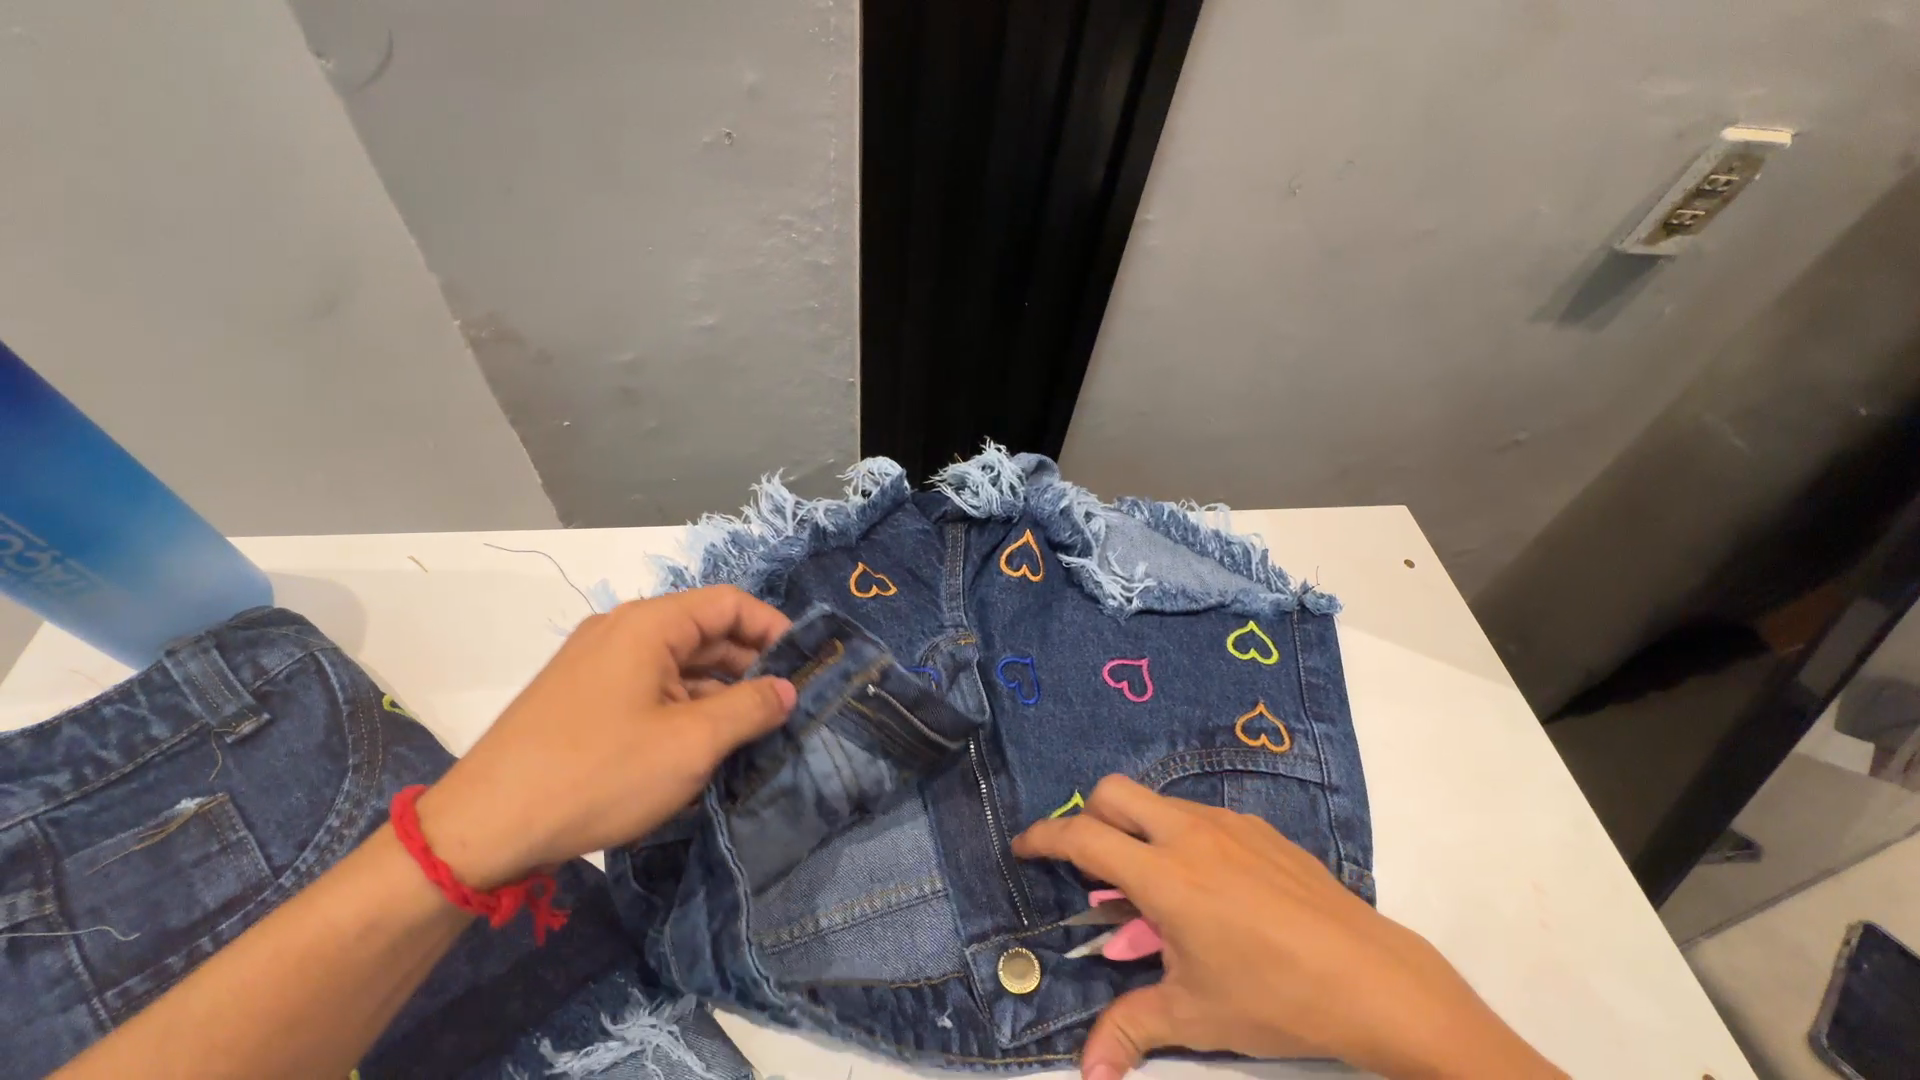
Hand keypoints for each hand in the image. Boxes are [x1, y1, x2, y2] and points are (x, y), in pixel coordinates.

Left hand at [416, 586, 795, 887]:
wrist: (484, 828)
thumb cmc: (599, 774)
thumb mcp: (691, 744)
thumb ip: (750, 708)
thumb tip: (787, 689)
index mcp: (648, 625)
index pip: (730, 604)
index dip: (775, 629)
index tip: (806, 668)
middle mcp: (622, 631)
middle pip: (705, 633)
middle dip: (751, 668)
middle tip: (787, 710)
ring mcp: (598, 665)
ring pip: (679, 665)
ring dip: (720, 693)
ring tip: (753, 737)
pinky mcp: (584, 698)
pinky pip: (651, 689)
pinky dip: (685, 709)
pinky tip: (704, 749)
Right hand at [1012, 775, 1564, 1079]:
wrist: (1373, 980)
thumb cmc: (1274, 998)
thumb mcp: (1195, 1016)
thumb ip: (1130, 1030)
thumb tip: (1088, 1071)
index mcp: (1162, 875)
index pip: (1084, 839)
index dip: (1044, 837)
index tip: (1023, 847)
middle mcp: (1188, 834)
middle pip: (1114, 791)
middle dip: (1089, 818)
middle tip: (1094, 869)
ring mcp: (1229, 825)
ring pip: (1159, 803)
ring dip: (1139, 831)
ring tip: (1155, 893)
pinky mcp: (1261, 830)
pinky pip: (1201, 817)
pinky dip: (1181, 839)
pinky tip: (1209, 893)